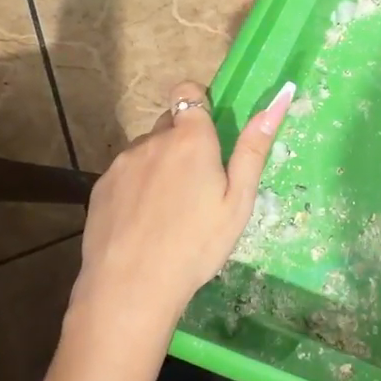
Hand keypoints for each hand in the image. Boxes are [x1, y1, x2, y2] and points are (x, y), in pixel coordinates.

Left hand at [69, 79, 295, 322]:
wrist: (131, 287)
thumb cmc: (197, 245)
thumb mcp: (238, 200)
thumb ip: (254, 147)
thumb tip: (280, 98)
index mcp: (190, 139)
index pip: (188, 92)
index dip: (199, 106)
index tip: (210, 136)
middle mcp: (152, 140)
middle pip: (170, 124)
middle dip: (184, 142)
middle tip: (198, 184)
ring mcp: (122, 163)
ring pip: (147, 150)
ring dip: (160, 164)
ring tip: (170, 209)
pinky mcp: (101, 186)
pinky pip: (126, 173)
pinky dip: (138, 186)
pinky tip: (145, 221)